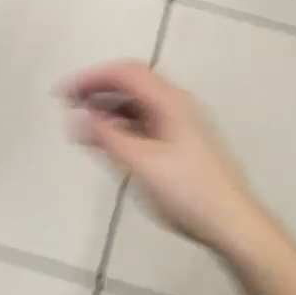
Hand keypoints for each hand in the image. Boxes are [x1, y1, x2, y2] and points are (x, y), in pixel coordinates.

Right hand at [63, 61, 271, 254]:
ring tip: (83, 122)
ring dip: (110, 106)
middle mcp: (177, 102)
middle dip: (99, 88)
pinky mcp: (183, 140)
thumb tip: (77, 117)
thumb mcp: (142, 164)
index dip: (92, 77)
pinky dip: (124, 122)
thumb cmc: (187, 191)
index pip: (125, 73)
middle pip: (133, 82)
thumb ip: (107, 138)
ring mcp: (182, 121)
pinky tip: (110, 139)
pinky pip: (147, 119)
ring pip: (140, 101)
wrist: (233, 221)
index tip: (63, 93)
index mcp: (170, 100)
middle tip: (68, 104)